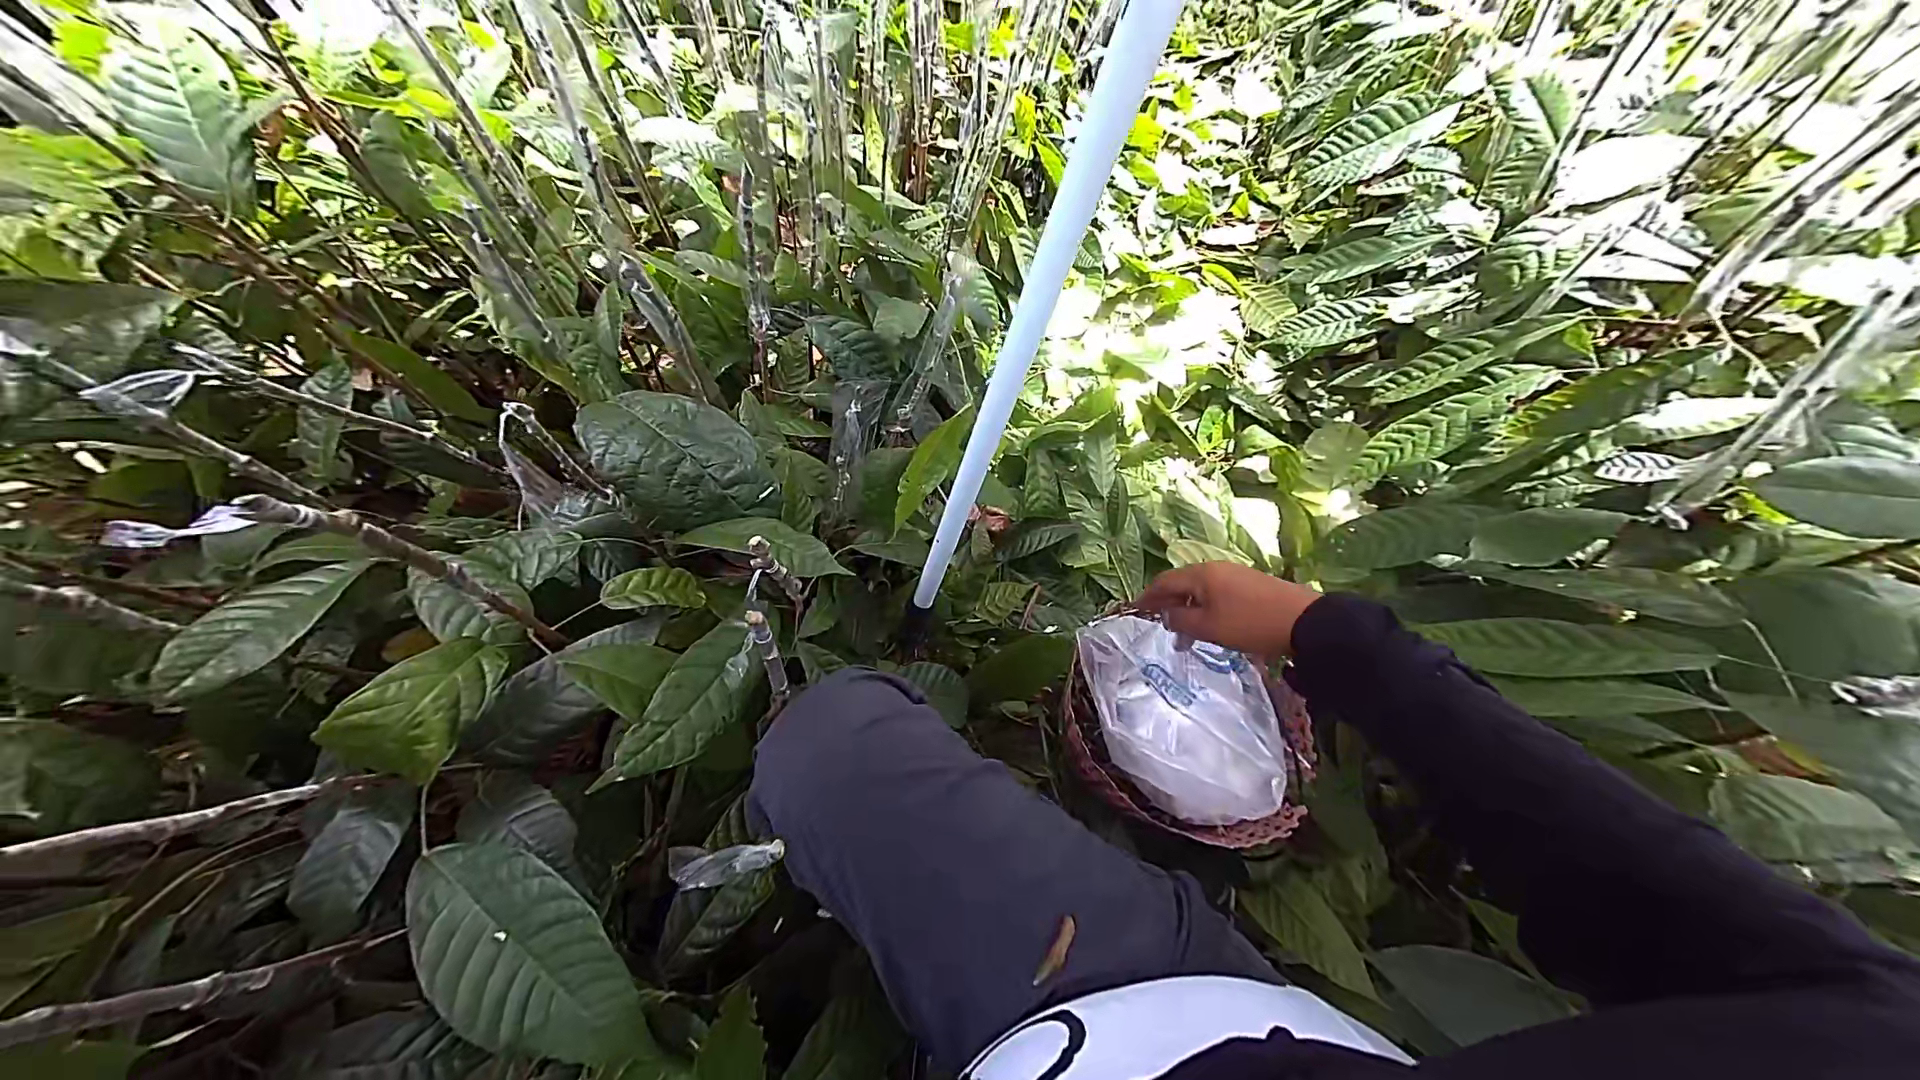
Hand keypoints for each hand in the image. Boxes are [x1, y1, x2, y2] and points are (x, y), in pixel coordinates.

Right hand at [1136, 562, 1322, 657]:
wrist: (1305, 621)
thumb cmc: (1250, 623)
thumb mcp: (1208, 627)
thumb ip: (1180, 620)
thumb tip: (1167, 614)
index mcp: (1201, 574)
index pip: (1164, 581)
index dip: (1148, 596)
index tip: (1137, 610)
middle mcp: (1215, 568)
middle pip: (1181, 583)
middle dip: (1167, 603)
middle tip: (1159, 624)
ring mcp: (1235, 574)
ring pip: (1200, 589)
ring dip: (1187, 608)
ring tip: (1184, 634)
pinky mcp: (1250, 584)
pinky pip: (1216, 593)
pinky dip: (1204, 608)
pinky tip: (1209, 625)